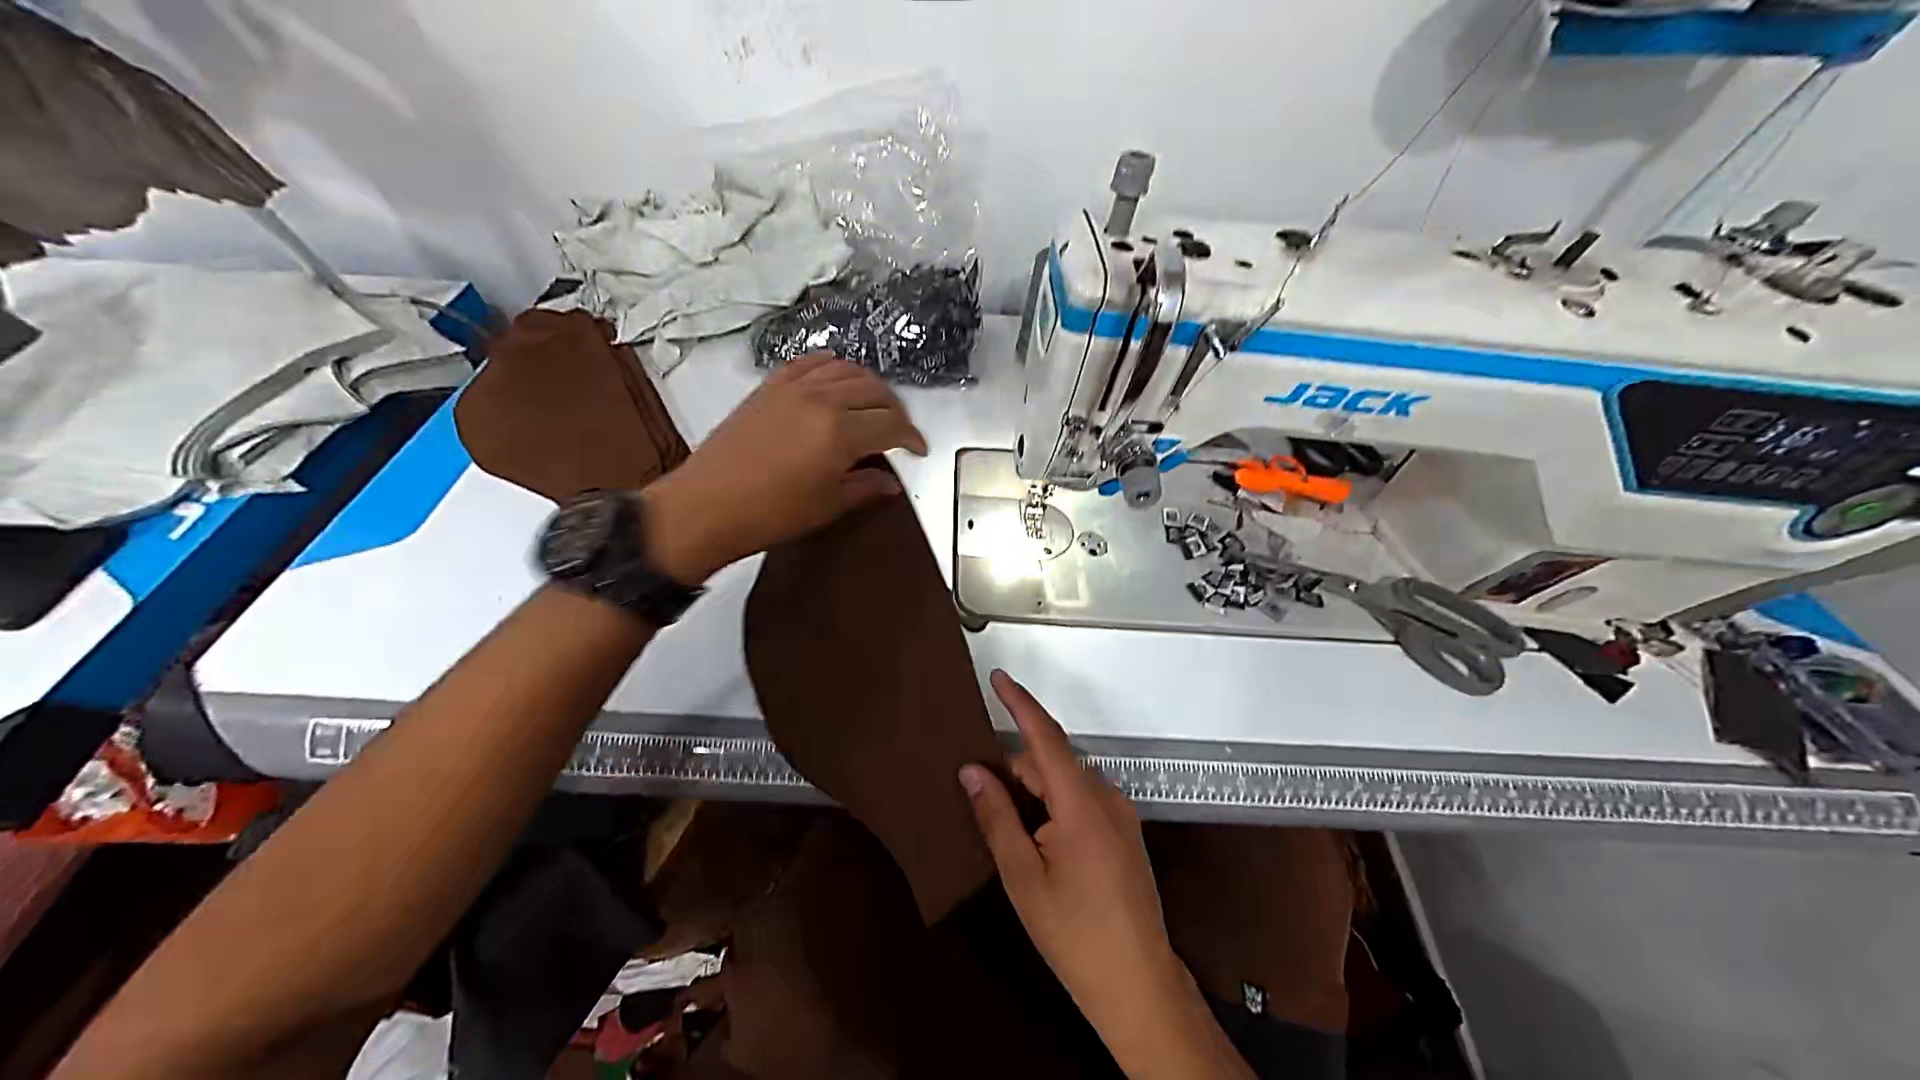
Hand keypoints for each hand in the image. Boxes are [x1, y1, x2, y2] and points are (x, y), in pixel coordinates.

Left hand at [641, 354, 927, 583]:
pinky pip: (808, 362)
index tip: (916, 449)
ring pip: (845, 369)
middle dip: (894, 410)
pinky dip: (830, 366)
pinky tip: (835, 378)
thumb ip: (865, 487)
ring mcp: (793, 388)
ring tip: (872, 404)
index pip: (891, 424)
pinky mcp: (770, 386)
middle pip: (875, 390)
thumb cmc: (768, 514)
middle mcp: (820, 400)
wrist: (707, 506)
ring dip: (867, 384)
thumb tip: (889, 482)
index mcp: (840, 433)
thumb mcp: (827, 506)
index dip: (911, 438)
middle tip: (898, 430)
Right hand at [961, 674, 1251, 1078]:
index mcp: (1081, 803)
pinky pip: (1083, 799)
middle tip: (982, 796)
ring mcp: (1120, 815)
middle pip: (1052, 761)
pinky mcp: (1125, 832)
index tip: (999, 677)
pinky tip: (1038, 837)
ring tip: (1009, 827)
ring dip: (1035, 790)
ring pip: (1067, 781)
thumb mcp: (1021, 875)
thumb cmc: (1075, 933)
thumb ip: (996, 816)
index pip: (1045, 736)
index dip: (1019, 702)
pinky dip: (1054, 804)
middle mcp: (1106, 798)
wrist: (1136, 982)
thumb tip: (972, 772)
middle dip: (1015, 769)